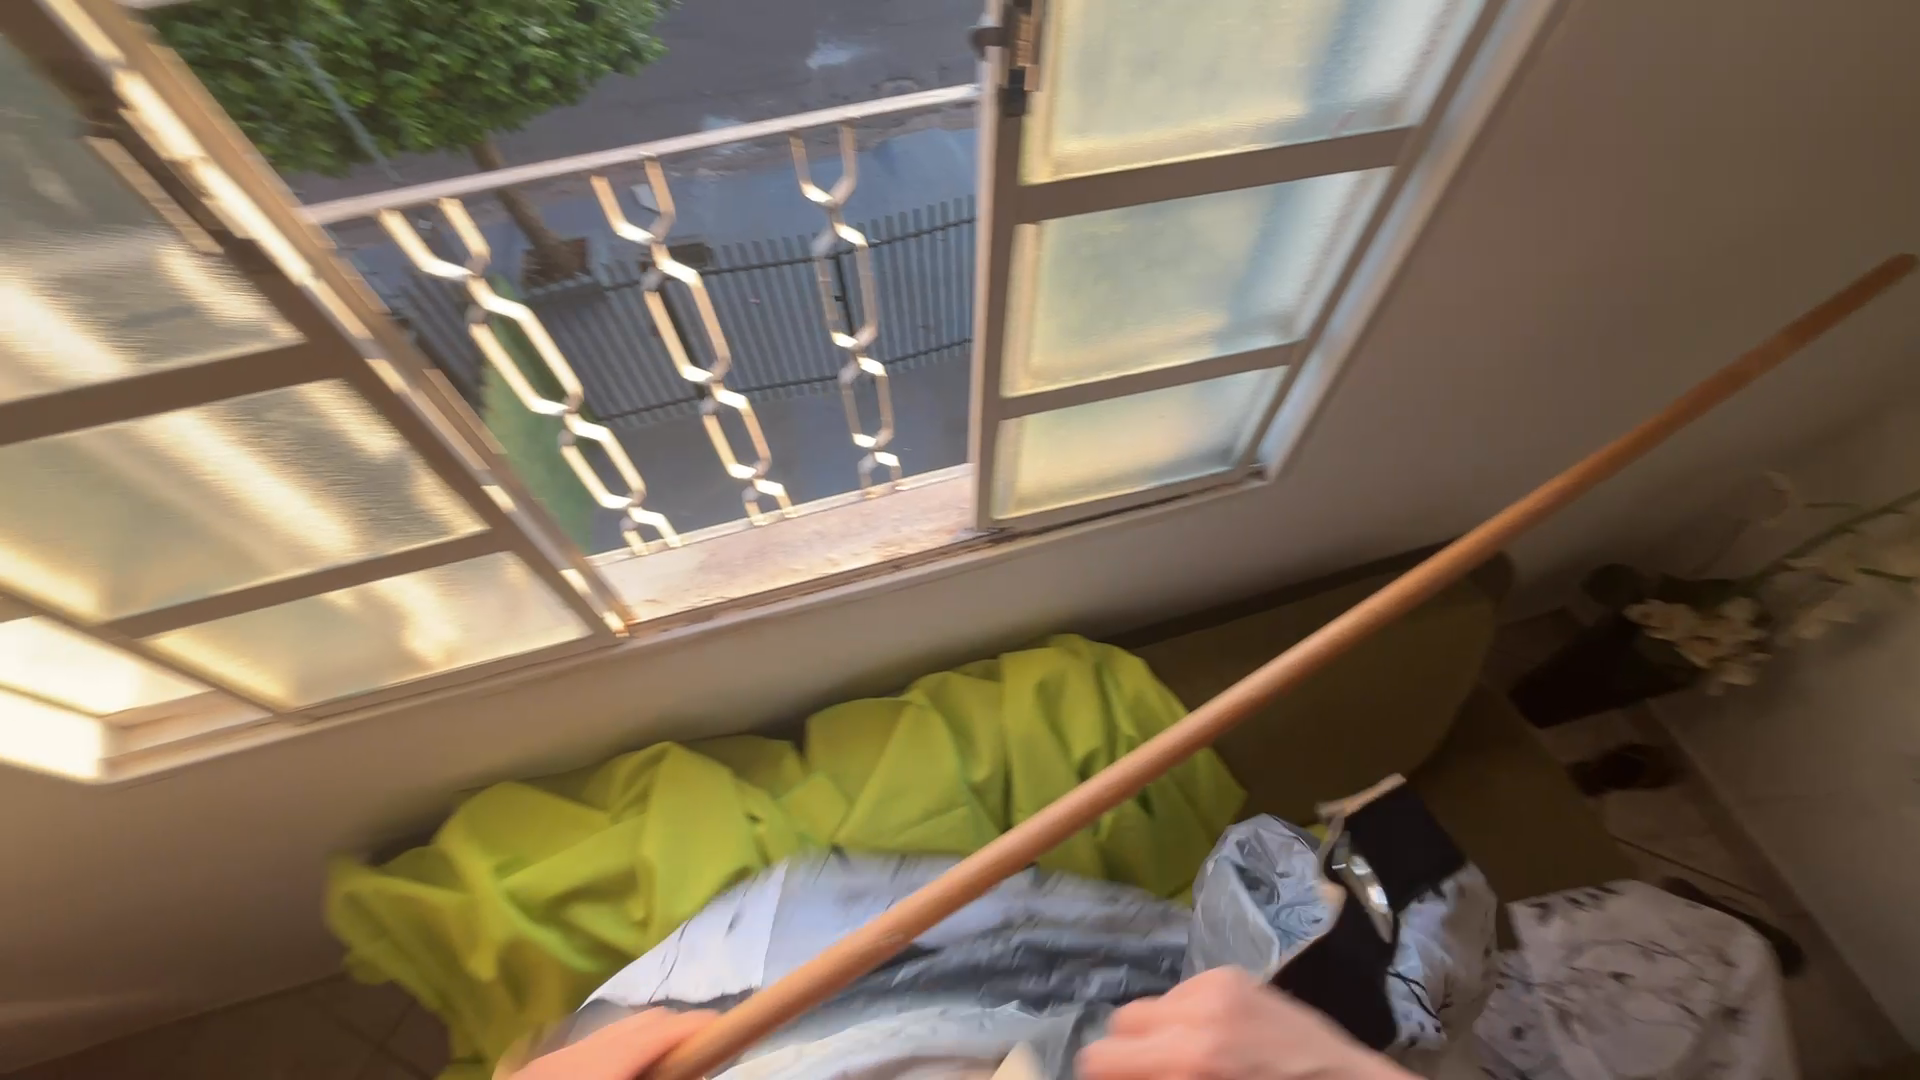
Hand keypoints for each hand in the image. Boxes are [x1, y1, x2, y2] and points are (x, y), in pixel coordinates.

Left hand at [509, 1007, 716, 1079]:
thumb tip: (695, 1073)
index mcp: (594, 1070)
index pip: (658, 1032)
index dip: (697, 1028)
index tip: (730, 1032)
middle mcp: (569, 1055)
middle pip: (638, 1024)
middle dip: (676, 1035)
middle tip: (703, 1059)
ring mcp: (545, 1062)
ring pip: (613, 1035)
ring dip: (647, 1045)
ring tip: (668, 1070)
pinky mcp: (532, 1074)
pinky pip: (591, 1051)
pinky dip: (619, 1057)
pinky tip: (626, 1078)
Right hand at [1076, 968, 1413, 1079]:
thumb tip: (1119, 1073)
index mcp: (1190, 1060)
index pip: (1102, 1054)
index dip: (1102, 1073)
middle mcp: (1196, 1012)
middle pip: (1123, 1021)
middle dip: (1130, 1052)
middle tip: (1155, 1074)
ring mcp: (1216, 986)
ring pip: (1154, 1005)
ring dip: (1161, 1033)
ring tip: (1195, 1060)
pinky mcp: (1233, 975)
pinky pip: (1184, 993)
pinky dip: (1188, 1017)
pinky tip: (1218, 1042)